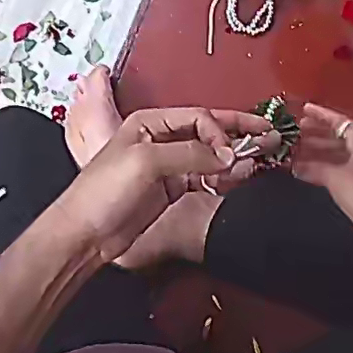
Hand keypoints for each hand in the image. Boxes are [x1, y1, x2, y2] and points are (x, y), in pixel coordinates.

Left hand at [51, 107, 273, 263]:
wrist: (85, 235)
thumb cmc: (103, 191)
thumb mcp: (146, 162)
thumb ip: (190, 154)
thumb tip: (226, 155)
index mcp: (150, 122)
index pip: (197, 117)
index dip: (217, 132)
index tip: (228, 154)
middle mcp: (160, 139)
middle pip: (207, 130)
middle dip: (237, 132)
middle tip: (267, 133)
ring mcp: (168, 164)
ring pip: (209, 154)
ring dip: (232, 157)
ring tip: (257, 159)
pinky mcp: (172, 187)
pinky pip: (204, 175)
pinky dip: (221, 176)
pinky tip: (236, 178)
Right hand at [292, 102, 352, 249]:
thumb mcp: (335, 177)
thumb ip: (314, 167)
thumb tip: (296, 164)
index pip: (340, 121)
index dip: (321, 115)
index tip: (304, 110)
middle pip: (339, 136)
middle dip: (317, 133)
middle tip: (296, 130)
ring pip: (338, 153)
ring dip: (318, 151)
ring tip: (296, 149)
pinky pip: (338, 168)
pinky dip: (323, 166)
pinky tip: (306, 169)